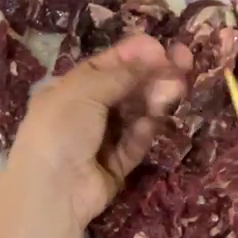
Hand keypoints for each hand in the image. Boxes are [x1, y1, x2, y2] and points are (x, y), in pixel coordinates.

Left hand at [5, 35, 192, 229]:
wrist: (53, 190)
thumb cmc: (60, 129)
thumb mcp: (85, 90)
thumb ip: (120, 73)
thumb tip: (152, 55)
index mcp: (70, 90)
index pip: (106, 66)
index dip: (134, 55)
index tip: (161, 48)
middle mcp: (85, 114)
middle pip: (125, 89)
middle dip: (153, 76)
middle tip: (184, 64)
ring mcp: (100, 142)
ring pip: (134, 116)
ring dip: (153, 101)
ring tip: (174, 91)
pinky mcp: (115, 168)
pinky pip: (134, 144)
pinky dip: (143, 133)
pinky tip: (152, 122)